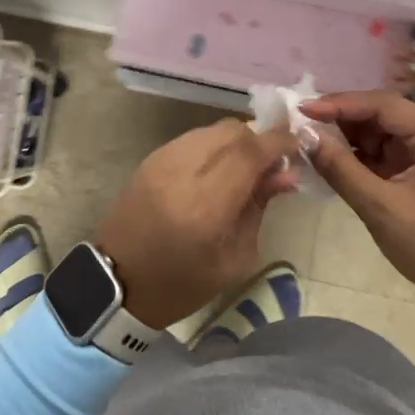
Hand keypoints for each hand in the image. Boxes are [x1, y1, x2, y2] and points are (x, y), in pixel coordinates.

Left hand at [94, 119, 302, 328]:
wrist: (117, 284)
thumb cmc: (181, 284)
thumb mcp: (233, 258)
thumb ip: (259, 207)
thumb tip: (287, 172)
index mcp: (205, 206)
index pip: (249, 152)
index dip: (278, 142)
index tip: (298, 145)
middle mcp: (183, 172)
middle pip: (233, 131)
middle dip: (260, 140)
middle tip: (272, 164)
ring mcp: (163, 160)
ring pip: (213, 129)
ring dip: (237, 141)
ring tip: (246, 167)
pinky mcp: (151, 158)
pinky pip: (194, 137)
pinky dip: (214, 145)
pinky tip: (218, 168)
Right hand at [300, 92, 414, 333]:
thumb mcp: (381, 208)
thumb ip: (342, 169)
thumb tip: (304, 135)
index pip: (384, 106)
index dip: (342, 104)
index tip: (304, 109)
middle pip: (379, 113)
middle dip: (340, 117)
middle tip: (300, 122)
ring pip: (375, 130)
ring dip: (344, 134)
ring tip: (308, 136)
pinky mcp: (411, 168)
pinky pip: (377, 150)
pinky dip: (353, 152)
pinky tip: (327, 155)